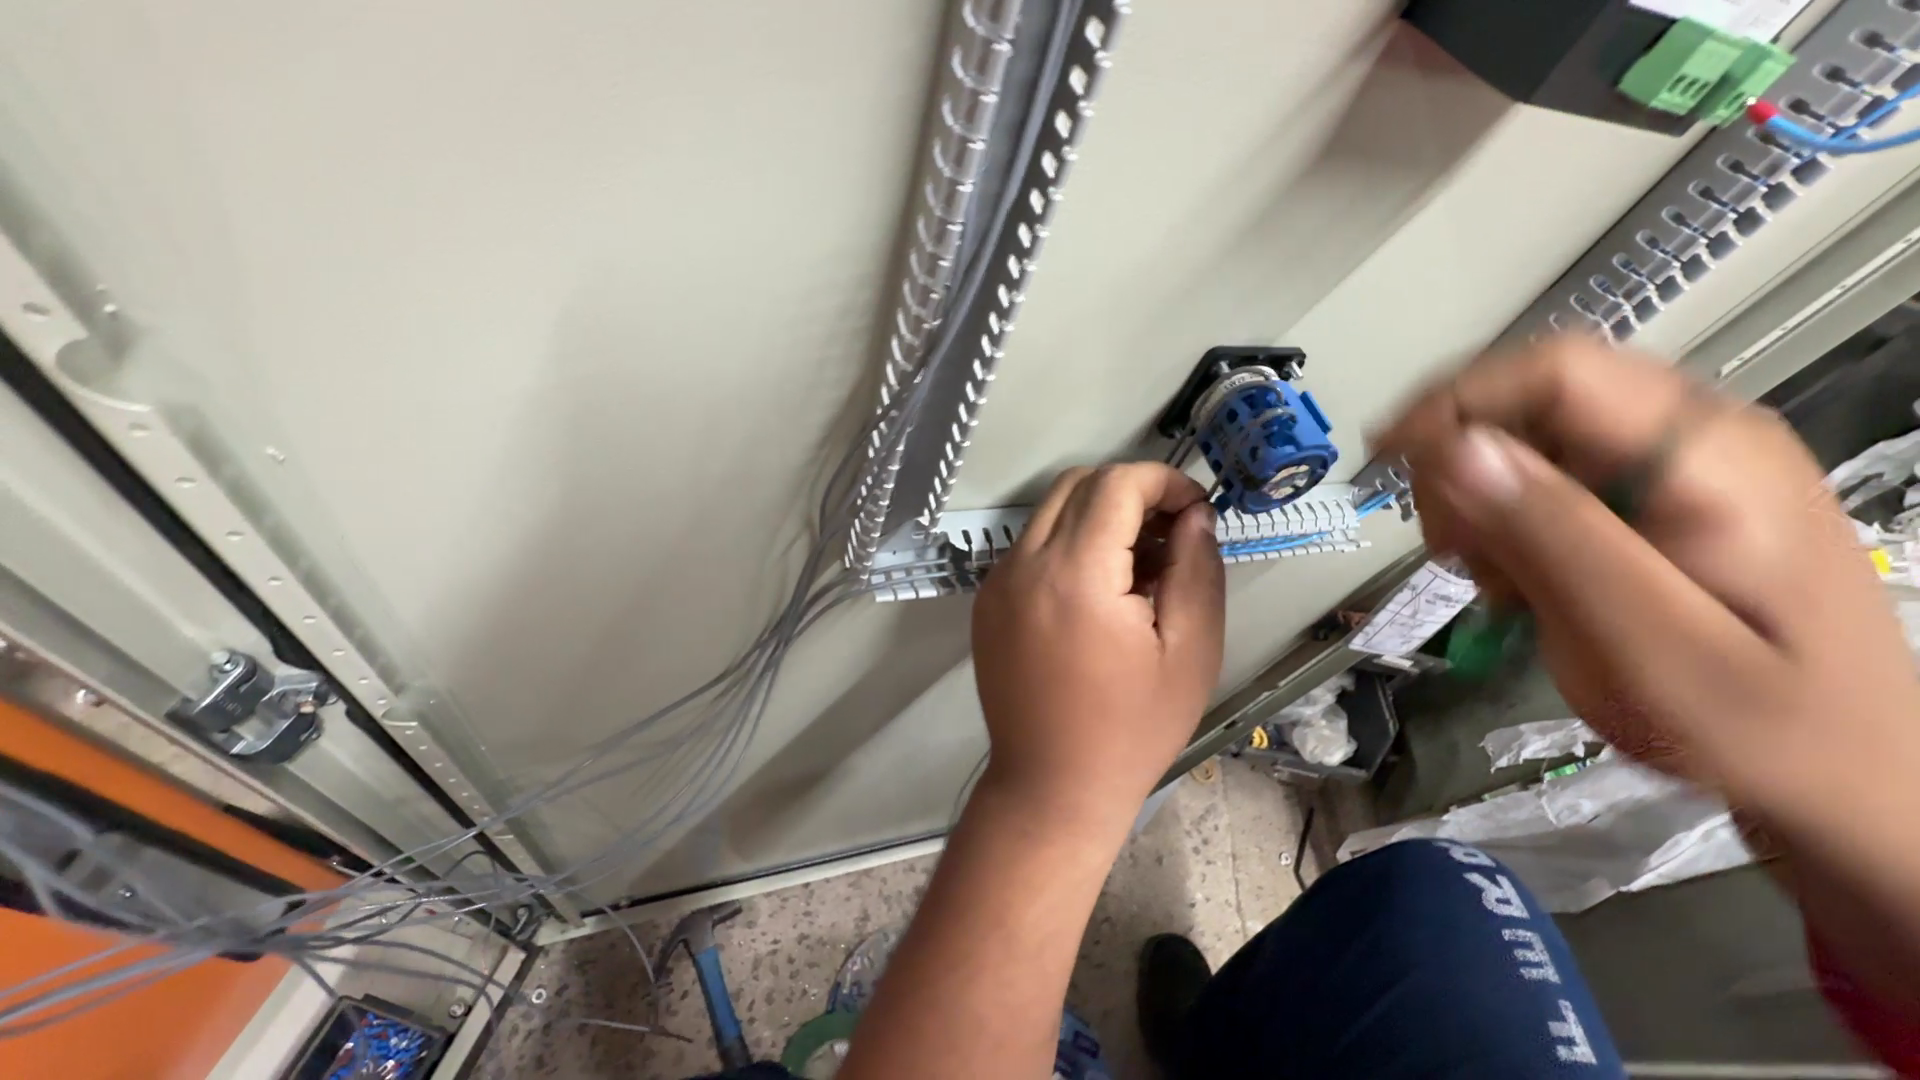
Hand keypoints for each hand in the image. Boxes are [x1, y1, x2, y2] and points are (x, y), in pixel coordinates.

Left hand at [971, 463, 1225, 822]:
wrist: (1051, 788)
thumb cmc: (1131, 730)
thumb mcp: (1190, 652)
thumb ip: (1196, 569)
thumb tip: (1193, 515)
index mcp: (1074, 575)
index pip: (1116, 484)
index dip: (1164, 481)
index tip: (1195, 511)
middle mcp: (1023, 565)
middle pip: (1078, 485)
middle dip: (1132, 492)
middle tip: (1172, 535)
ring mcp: (997, 583)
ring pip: (1051, 512)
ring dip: (1100, 517)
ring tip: (1140, 569)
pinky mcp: (987, 604)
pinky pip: (1030, 547)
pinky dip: (1069, 545)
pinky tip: (1100, 593)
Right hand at [1375, 338, 1919, 816]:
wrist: (1847, 781)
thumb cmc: (1758, 729)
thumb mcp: (1646, 645)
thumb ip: (1554, 540)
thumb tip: (1455, 450)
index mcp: (1711, 456)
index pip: (1557, 372)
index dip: (1455, 401)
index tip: (1385, 462)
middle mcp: (1697, 437)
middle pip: (1534, 400)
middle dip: (1462, 465)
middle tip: (1452, 554)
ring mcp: (1679, 466)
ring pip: (1529, 440)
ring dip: (1479, 501)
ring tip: (1490, 580)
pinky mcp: (1657, 499)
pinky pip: (1549, 480)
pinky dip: (1505, 523)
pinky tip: (1516, 579)